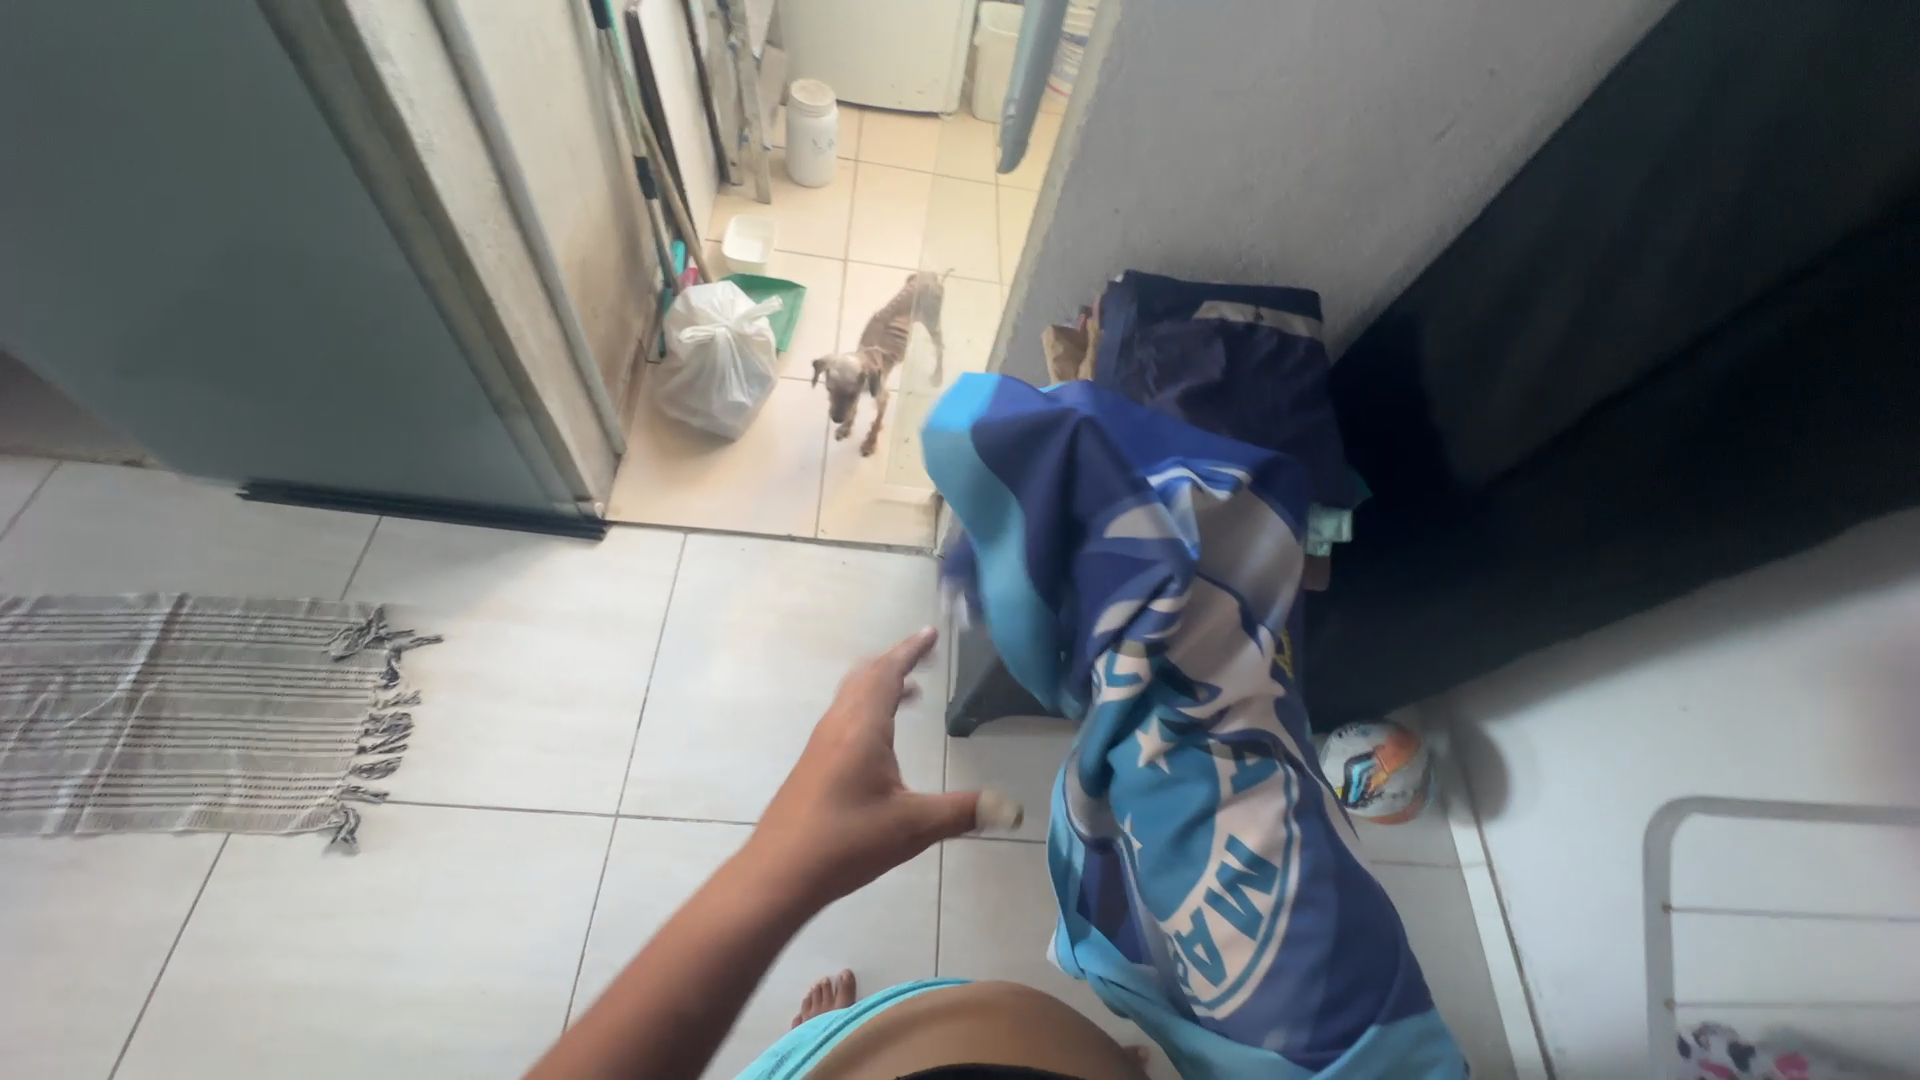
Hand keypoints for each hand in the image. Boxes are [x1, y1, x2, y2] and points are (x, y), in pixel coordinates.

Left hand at [742, 627, 979, 907]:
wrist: (778, 874)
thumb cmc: (846, 841)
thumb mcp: (913, 826)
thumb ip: (963, 812)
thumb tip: (1012, 808)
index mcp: (862, 727)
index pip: (888, 673)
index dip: (910, 650)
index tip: (930, 633)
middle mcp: (839, 725)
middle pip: (866, 676)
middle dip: (896, 661)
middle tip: (925, 656)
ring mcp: (822, 744)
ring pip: (852, 696)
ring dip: (881, 684)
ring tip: (912, 693)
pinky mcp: (814, 764)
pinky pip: (845, 716)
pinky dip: (868, 707)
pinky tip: (882, 740)